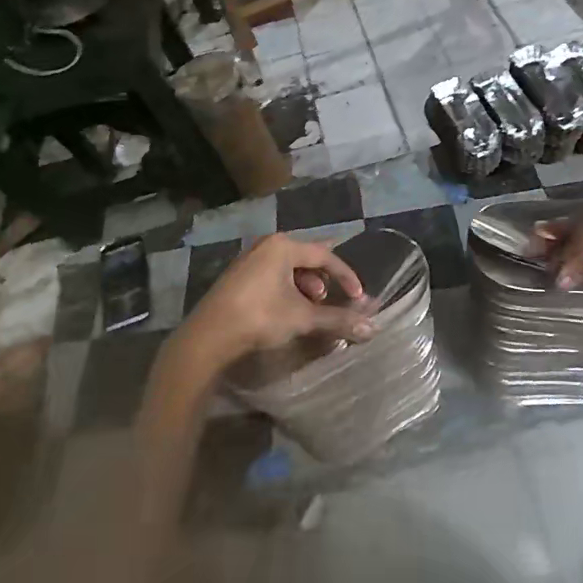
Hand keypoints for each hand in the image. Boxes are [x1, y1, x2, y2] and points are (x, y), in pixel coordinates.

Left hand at [165, 235, 374, 372]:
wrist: (209, 337)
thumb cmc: (260, 317)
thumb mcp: (303, 318)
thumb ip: (338, 319)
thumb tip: (373, 328)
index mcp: (282, 246)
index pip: (325, 255)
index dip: (346, 276)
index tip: (358, 297)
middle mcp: (265, 245)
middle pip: (306, 259)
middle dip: (323, 281)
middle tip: (329, 301)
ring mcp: (249, 259)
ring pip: (288, 268)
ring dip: (305, 287)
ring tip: (309, 308)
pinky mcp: (238, 276)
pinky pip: (273, 275)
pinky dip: (287, 290)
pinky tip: (287, 310)